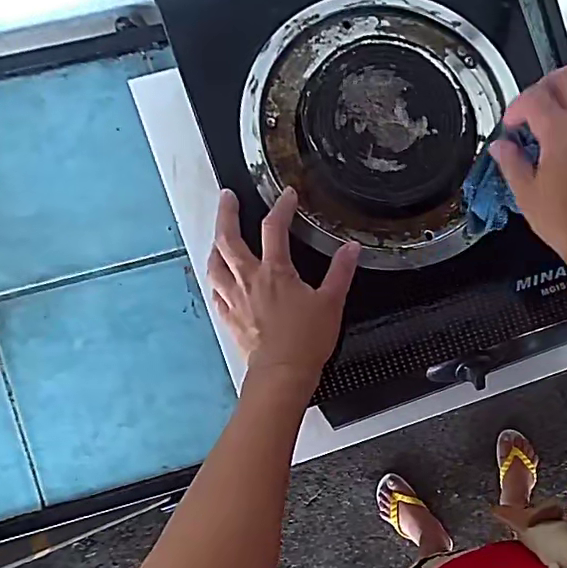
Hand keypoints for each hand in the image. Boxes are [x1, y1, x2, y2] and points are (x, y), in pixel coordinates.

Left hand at [206, 187, 359, 382]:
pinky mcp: (229, 317)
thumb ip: (341, 272)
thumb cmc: (307, 340)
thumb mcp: (332, 302)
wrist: (283, 372)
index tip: (287, 195)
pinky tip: (219, 280)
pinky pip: (215, 293)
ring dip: (215, 245)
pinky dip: (216, 281)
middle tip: (227, 198)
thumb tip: (351, 249)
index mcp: (275, 272)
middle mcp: (249, 280)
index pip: (274, 228)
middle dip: (227, 213)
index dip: (281, 207)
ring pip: (215, 263)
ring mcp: (234, 299)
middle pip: (228, 238)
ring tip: (218, 236)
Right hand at [489, 66, 566, 270]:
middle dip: (546, 85)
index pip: (534, 98)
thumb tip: (501, 147)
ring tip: (561, 107)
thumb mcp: (526, 193)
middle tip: (534, 105)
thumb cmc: (564, 221)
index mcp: (559, 132)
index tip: (510, 125)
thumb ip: (511, 163)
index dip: (516, 107)